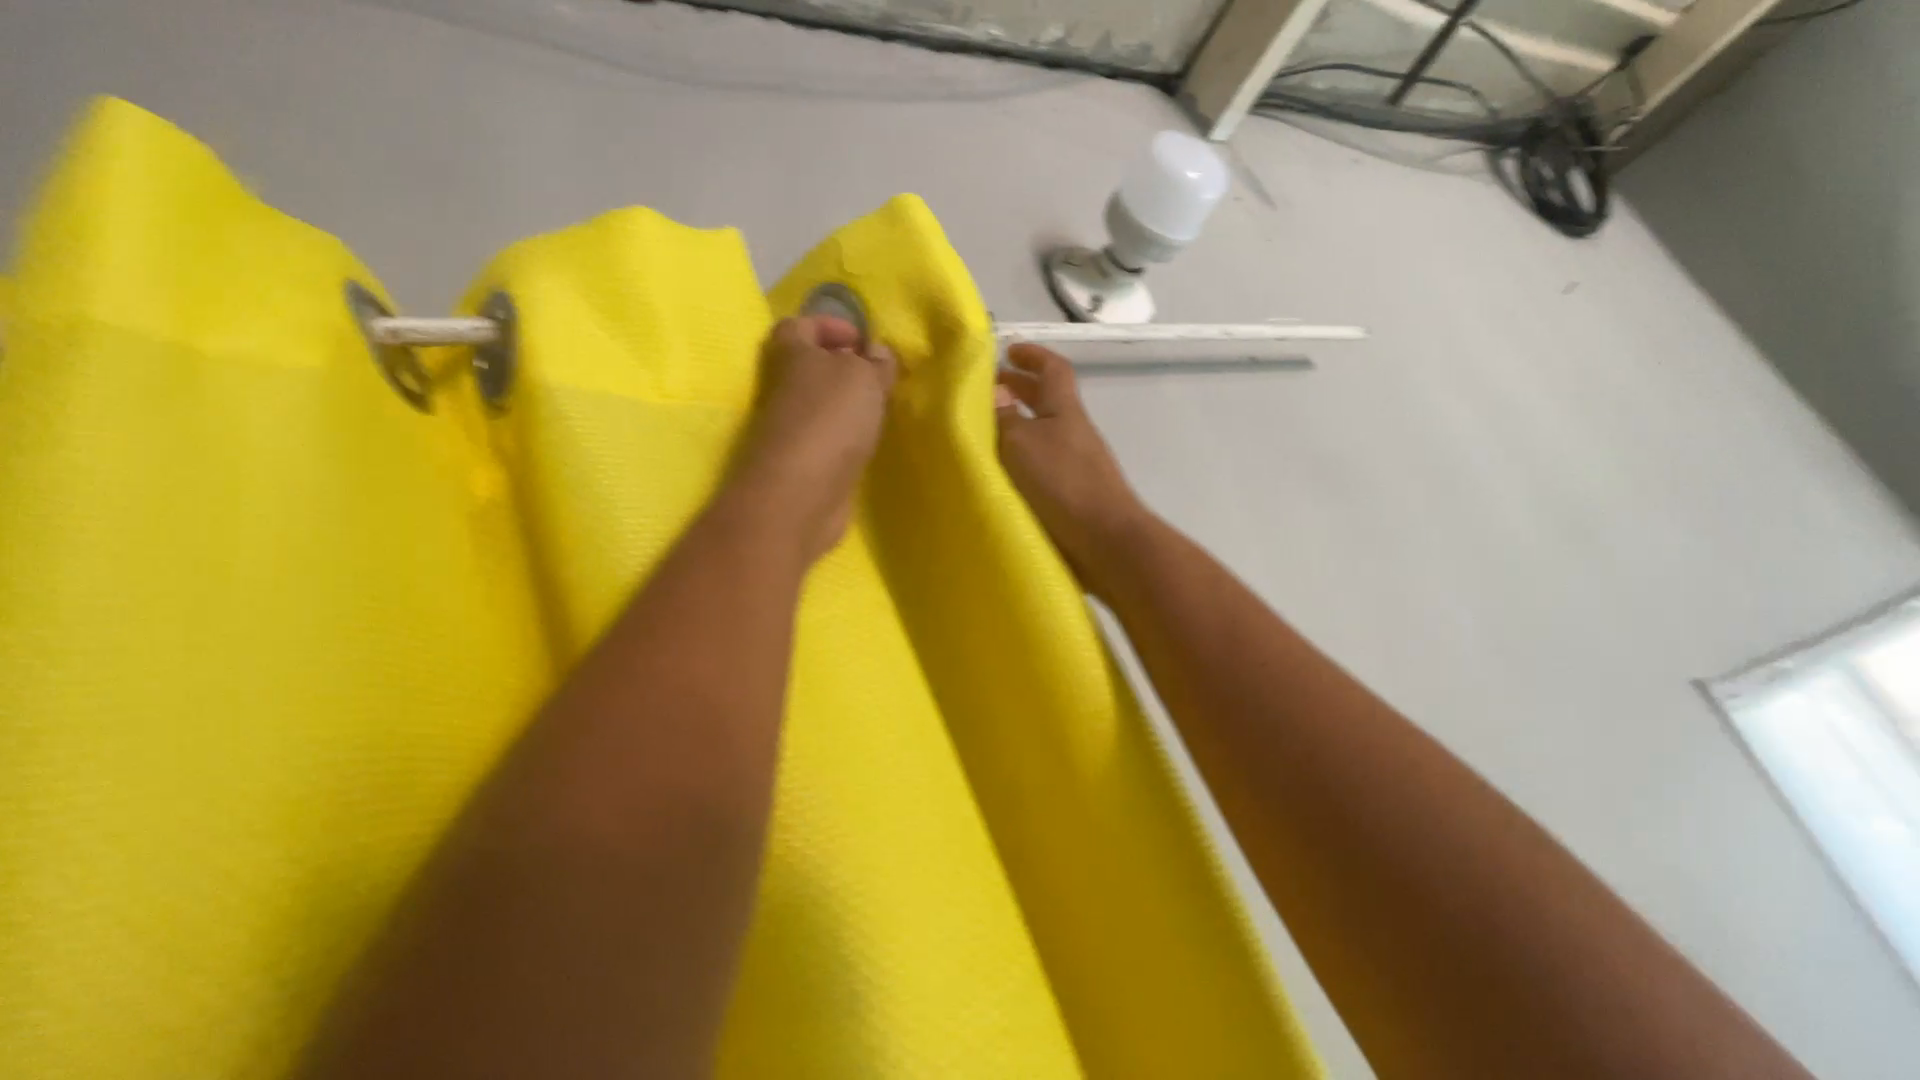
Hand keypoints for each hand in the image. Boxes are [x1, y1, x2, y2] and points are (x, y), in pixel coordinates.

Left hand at [725, 315, 896, 562]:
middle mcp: (784, 389)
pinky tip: (870, 442)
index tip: (863, 340)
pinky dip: (848, 437)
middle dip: (844, 368)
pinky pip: (829, 438)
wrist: (800, 495)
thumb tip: (877, 352)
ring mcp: (792, 430)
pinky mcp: (805, 464)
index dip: (830, 325)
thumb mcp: (862, 376)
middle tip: (879, 377)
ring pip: (821, 405)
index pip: (799, 326)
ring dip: (849, 405)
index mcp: (791, 355)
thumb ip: (875, 362)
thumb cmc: (829, 419)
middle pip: (811, 367)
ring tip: (881, 409)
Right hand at [995, 344, 1151, 594]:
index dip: (1032, 355)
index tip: (1008, 351)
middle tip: (984, 393)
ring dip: (1014, 431)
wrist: (1105, 542)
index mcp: (1064, 410)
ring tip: (981, 439)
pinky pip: (1040, 468)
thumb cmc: (1063, 483)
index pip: (1053, 369)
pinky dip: (1019, 464)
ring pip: (1041, 436)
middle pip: (1046, 401)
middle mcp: (1072, 433)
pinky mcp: (1071, 497)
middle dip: (1017, 391)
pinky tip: (998, 478)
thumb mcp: (1022, 443)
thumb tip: (997, 389)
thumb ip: (1005, 417)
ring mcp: (1075, 466)